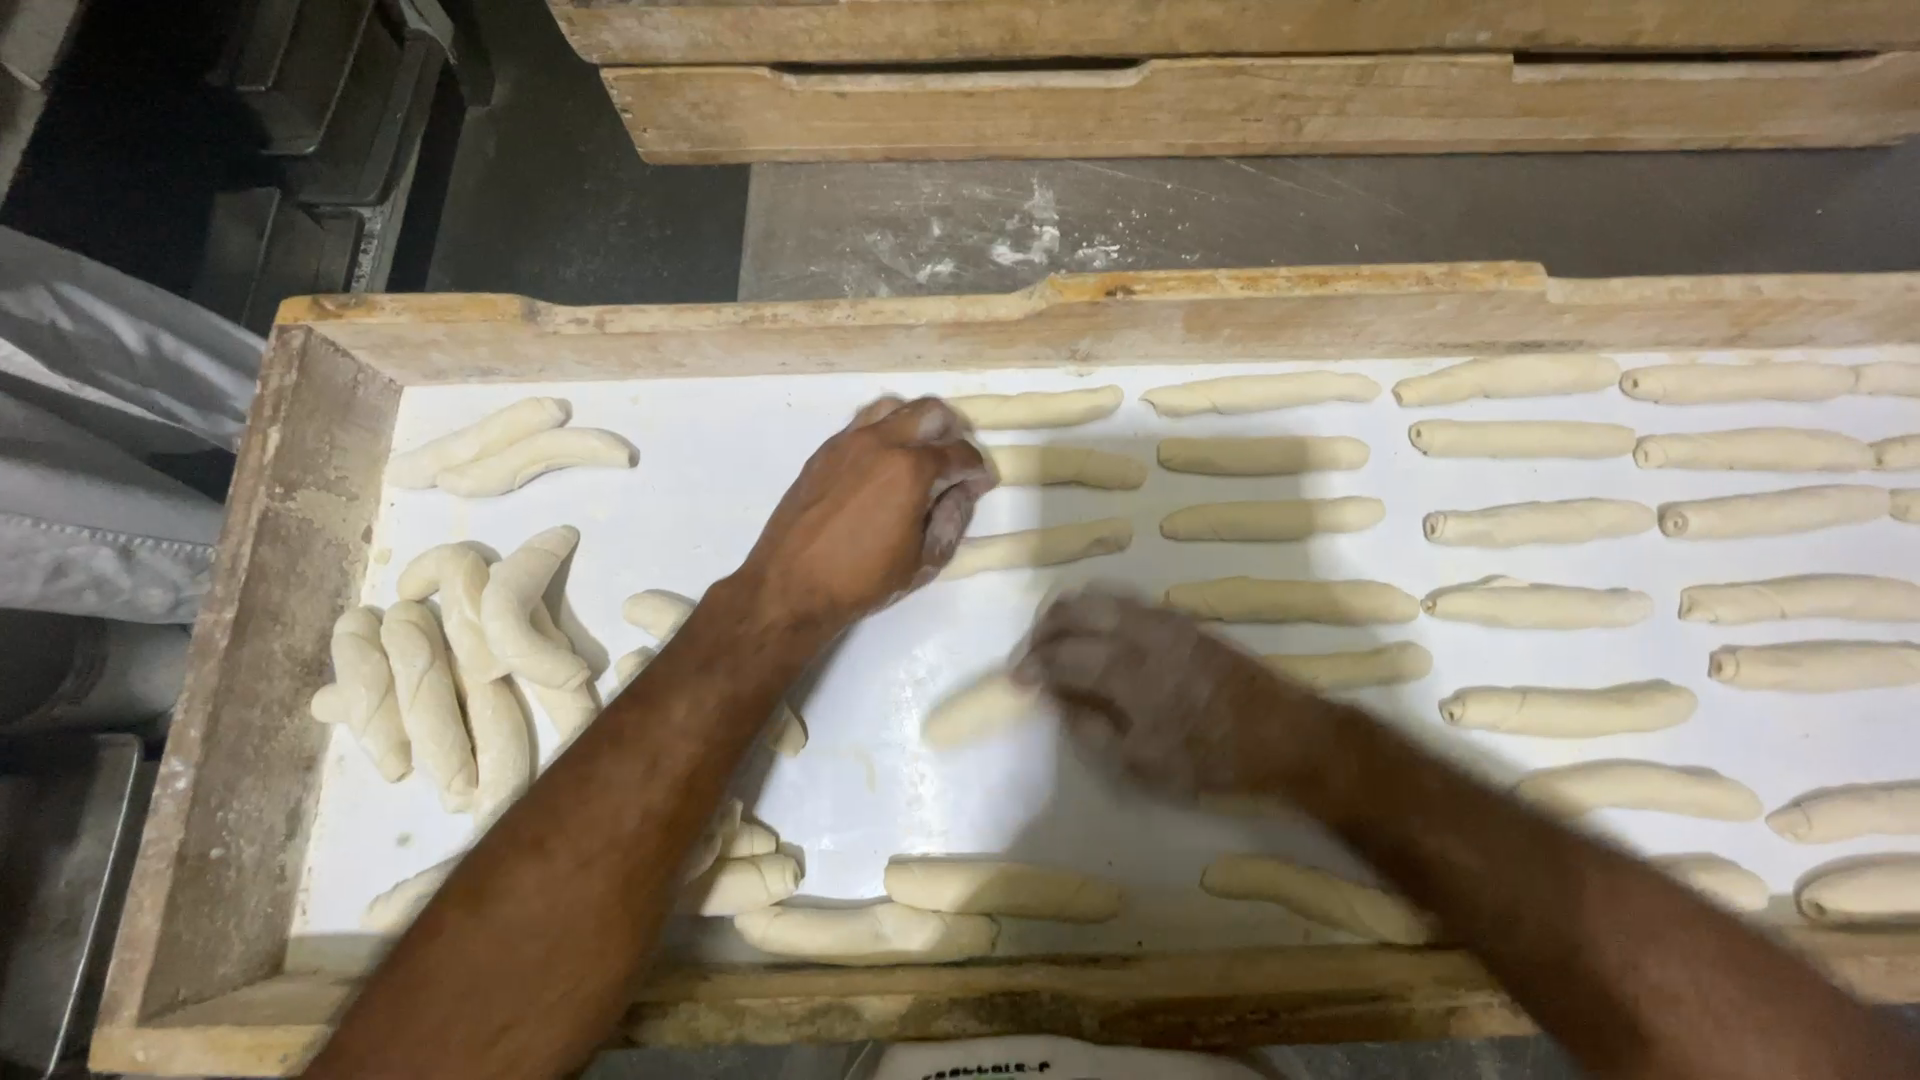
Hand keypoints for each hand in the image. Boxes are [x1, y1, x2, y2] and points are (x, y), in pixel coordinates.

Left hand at [732, 396, 993, 633]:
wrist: (791, 585)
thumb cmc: (863, 581)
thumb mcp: (924, 561)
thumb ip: (953, 519)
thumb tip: (963, 491)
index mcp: (911, 470)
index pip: (960, 453)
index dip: (978, 469)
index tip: (981, 484)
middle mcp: (881, 443)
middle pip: (930, 412)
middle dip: (953, 431)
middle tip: (956, 459)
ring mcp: (848, 442)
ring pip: (893, 407)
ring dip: (916, 423)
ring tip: (921, 452)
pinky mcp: (824, 451)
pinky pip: (862, 423)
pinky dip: (884, 431)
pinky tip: (884, 463)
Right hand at [1013, 587, 1331, 799]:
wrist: (1285, 734)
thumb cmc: (1212, 759)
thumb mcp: (1142, 765)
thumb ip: (1092, 728)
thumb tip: (1059, 699)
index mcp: (1128, 670)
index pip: (1061, 654)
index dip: (1031, 666)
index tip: (1015, 681)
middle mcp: (1141, 632)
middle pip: (1073, 609)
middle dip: (1042, 630)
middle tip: (1031, 658)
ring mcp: (1163, 618)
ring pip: (1098, 595)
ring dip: (1068, 614)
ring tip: (1057, 642)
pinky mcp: (1180, 618)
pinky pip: (1124, 599)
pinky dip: (1097, 609)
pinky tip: (1097, 636)